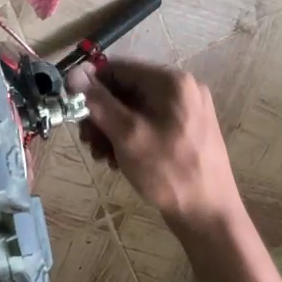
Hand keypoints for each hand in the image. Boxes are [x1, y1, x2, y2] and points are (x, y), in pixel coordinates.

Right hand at [70, 61, 241, 230]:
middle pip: (126, 89)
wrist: (208, 212)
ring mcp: (187, 110)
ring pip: (135, 109)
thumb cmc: (167, 171)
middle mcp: (182, 88)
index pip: (117, 68)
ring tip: (102, 156)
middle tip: (88, 142)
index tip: (74, 114)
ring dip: (112, 129)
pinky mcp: (187, 130)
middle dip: (102, 114)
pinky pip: (149, 123)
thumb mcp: (126, 134)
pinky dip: (130, 137)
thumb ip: (98, 102)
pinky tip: (119, 160)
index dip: (90, 88)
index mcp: (171, 81)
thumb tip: (73, 73)